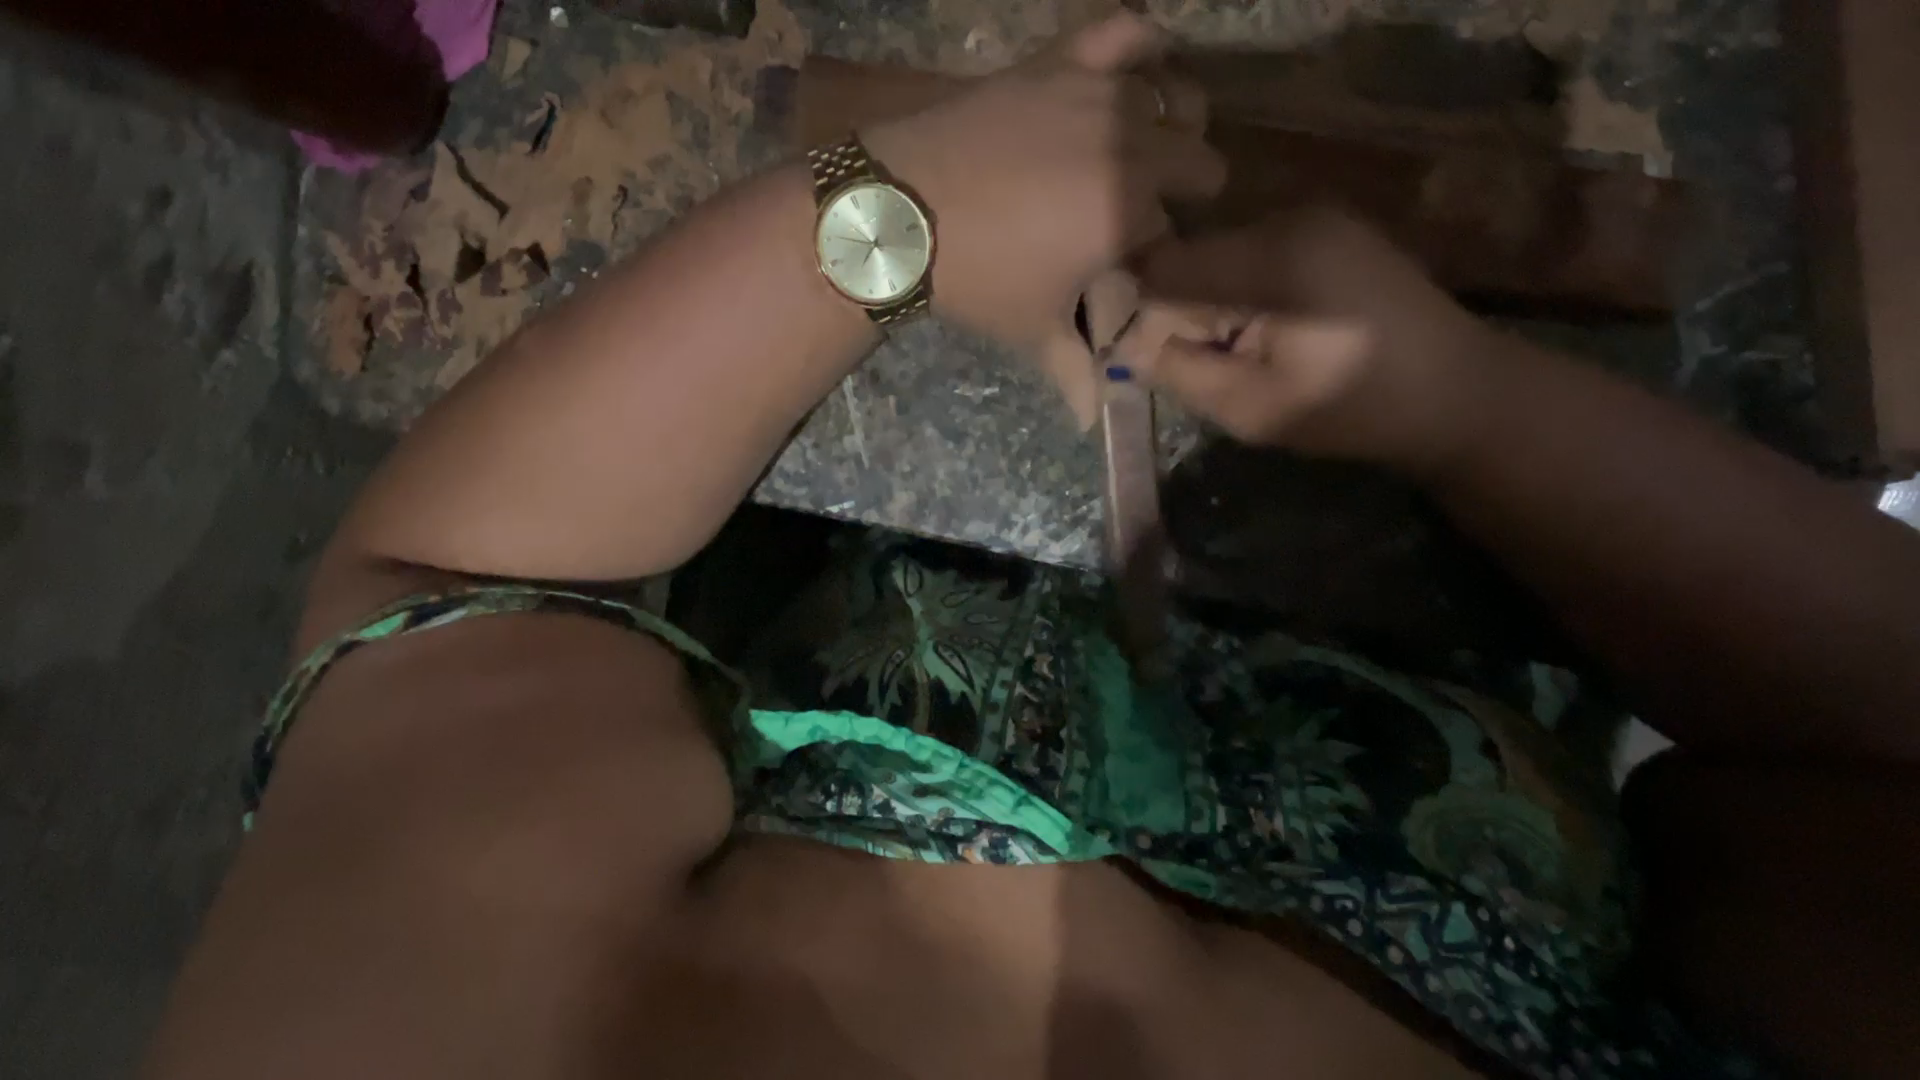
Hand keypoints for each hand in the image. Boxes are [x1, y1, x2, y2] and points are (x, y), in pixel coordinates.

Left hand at [863, 14, 1224, 352]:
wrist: (897, 212)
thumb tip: (1091, 417)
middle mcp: (1132, 146)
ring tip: (1142, 151)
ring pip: (1176, 98)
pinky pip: (1124, 30)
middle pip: (1196, 162)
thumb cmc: (974, 279)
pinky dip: (1142, 47)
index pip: (1176, 234)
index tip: (1132, 268)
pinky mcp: (1060, 60)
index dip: (1159, 256)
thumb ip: (1074, 368)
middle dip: (1179, 194)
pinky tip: (1138, 72)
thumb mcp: (1032, 329)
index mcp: (1133, 215)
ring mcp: (1097, 94)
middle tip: (1135, 215)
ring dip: (1172, 128)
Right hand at [1118, 209, 1497, 473]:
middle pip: (1190, 254)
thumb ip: (1181, 372)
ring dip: (1209, 301)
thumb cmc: (1355, 409)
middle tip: (1189, 361)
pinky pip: (1254, 254)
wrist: (1460, 393)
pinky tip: (1266, 331)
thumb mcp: (1251, 409)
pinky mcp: (1330, 230)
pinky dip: (1240, 292)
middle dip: (1175, 308)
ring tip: (1234, 351)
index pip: (1162, 266)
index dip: (1137, 310)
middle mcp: (1289, 217)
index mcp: (1271, 258)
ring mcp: (1315, 218)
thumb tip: (1128, 347)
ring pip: (1219, 254)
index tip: (1140, 354)